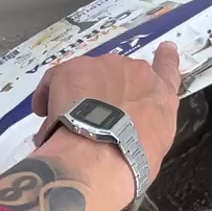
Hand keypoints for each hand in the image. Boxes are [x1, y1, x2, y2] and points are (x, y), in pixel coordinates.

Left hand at [31, 41, 182, 182]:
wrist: (102, 156)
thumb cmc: (130, 162)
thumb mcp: (151, 149)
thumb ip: (145, 129)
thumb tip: (124, 132)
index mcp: (160, 95)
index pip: (167, 70)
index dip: (165, 58)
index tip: (165, 49)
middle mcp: (136, 72)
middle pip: (119, 75)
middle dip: (106, 91)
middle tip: (92, 118)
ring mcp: (104, 66)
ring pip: (87, 75)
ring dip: (79, 92)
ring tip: (66, 120)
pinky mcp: (73, 68)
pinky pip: (57, 78)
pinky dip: (49, 93)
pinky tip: (44, 113)